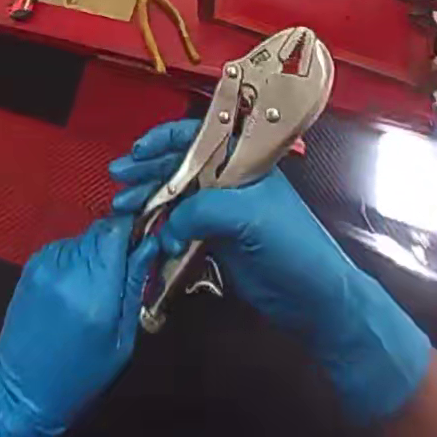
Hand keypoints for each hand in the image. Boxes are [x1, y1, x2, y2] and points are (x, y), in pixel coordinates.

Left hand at [0, 217, 159, 436]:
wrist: (20, 391)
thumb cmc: (80, 375)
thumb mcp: (122, 340)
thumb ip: (136, 285)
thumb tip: (151, 243)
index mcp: (95, 292)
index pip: (116, 230)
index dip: (133, 225)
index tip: (144, 235)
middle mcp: (68, 269)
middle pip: (101, 230)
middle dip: (116, 242)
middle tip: (124, 269)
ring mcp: (46, 263)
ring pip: (84, 237)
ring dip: (96, 251)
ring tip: (97, 285)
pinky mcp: (32, 263)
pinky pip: (65, 247)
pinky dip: (77, 258)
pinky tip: (75, 287)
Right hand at [109, 118, 430, 422]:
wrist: (315, 300)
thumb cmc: (294, 245)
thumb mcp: (248, 216)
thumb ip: (203, 210)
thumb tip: (169, 224)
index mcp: (242, 160)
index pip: (199, 136)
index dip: (166, 138)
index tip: (140, 149)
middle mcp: (227, 179)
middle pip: (179, 164)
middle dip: (147, 168)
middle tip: (120, 177)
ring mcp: (219, 209)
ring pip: (174, 195)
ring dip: (147, 198)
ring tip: (122, 207)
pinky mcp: (213, 238)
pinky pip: (177, 226)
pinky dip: (157, 227)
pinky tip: (140, 230)